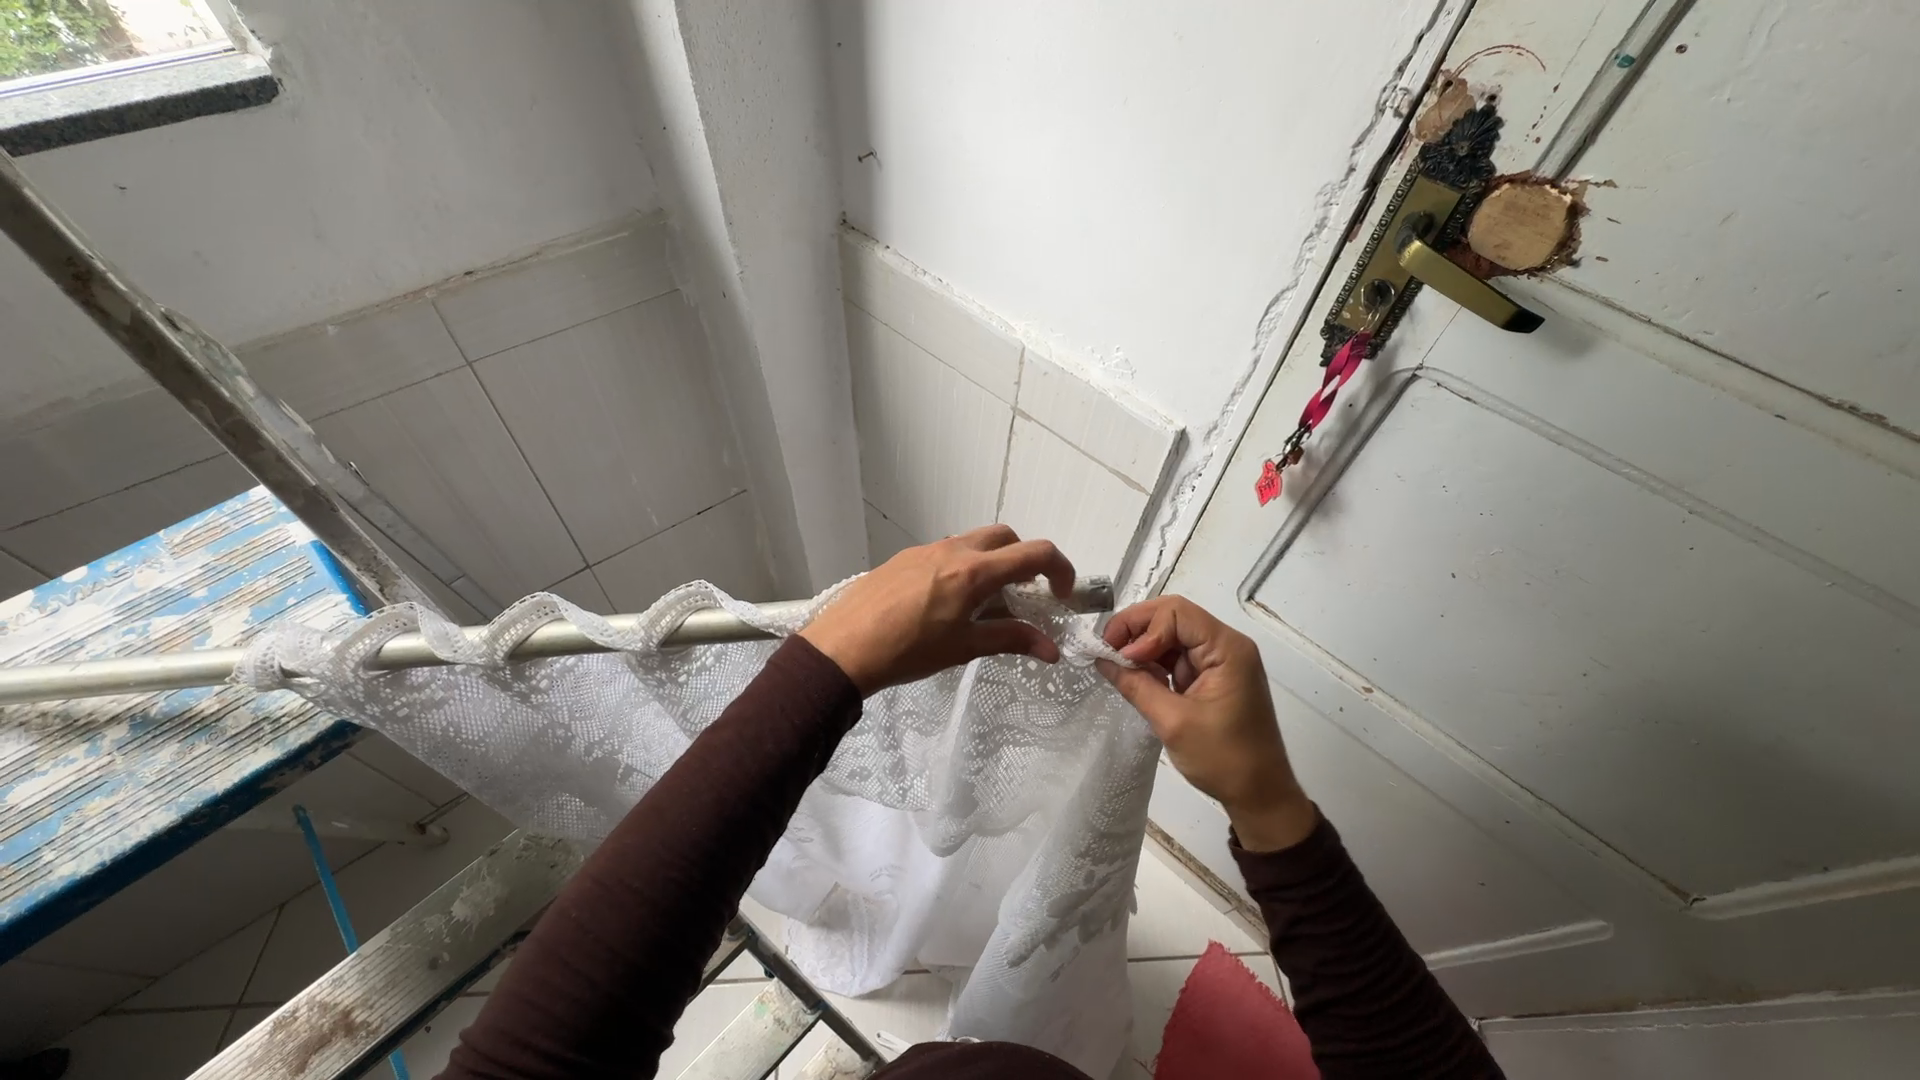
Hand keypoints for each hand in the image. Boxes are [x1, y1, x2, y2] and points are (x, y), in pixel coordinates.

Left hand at [800, 525, 1075, 695]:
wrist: (842, 647)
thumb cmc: (907, 652)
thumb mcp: (964, 648)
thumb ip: (1011, 640)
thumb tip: (1051, 650)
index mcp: (974, 571)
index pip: (1034, 553)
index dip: (1060, 569)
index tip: (1061, 595)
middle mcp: (953, 550)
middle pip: (1005, 537)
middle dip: (1025, 559)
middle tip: (1024, 595)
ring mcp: (926, 550)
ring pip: (973, 541)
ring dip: (992, 562)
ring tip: (985, 602)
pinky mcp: (904, 558)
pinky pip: (946, 551)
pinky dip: (963, 566)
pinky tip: (948, 601)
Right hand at [1096, 596, 1316, 851]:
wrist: (1259, 795)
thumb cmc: (1224, 759)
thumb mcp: (1173, 722)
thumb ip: (1136, 685)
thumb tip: (1102, 660)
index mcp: (1227, 649)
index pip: (1176, 613)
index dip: (1143, 628)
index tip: (1121, 658)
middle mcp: (1226, 646)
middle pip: (1173, 617)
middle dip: (1137, 630)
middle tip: (1107, 650)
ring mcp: (1219, 662)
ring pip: (1171, 635)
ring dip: (1142, 647)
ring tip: (1115, 665)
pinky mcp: (1211, 678)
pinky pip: (1176, 657)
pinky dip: (1153, 663)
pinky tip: (1134, 676)